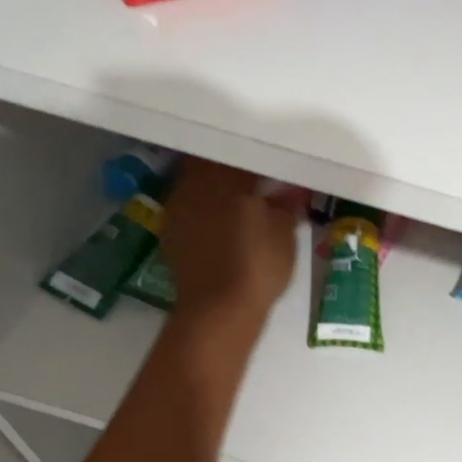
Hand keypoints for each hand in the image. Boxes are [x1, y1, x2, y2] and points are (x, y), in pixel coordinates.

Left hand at [159, 158, 301, 333]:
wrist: (219, 309)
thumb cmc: (259, 265)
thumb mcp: (285, 234)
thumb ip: (286, 206)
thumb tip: (290, 191)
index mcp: (227, 173)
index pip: (243, 152)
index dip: (260, 160)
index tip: (273, 169)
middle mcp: (196, 180)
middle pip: (213, 163)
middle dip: (233, 170)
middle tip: (254, 183)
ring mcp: (178, 205)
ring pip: (198, 183)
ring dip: (215, 190)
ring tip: (237, 204)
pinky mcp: (170, 231)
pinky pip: (190, 208)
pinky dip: (204, 211)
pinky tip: (220, 226)